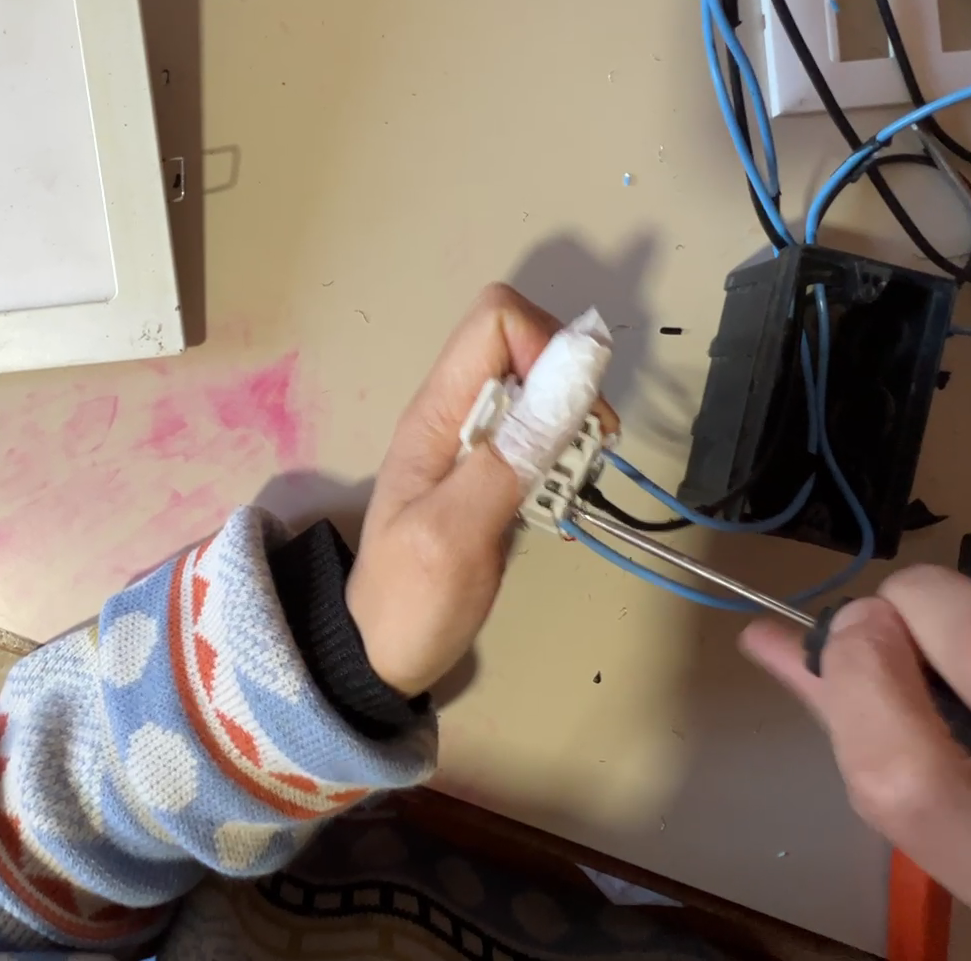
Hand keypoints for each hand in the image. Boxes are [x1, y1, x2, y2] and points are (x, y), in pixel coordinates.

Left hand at [345, 284, 614, 696]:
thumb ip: (504, 461)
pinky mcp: (491, 471)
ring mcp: (473, 442)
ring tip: (574, 476)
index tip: (571, 409)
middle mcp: (454, 414)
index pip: (492, 321)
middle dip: (569, 382)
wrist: (384, 648)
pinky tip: (563, 492)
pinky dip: (564, 450)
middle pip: (522, 343)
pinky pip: (539, 432)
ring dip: (572, 420)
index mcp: (434, 413)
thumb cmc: (409, 598)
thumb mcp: (452, 534)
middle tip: (586, 448)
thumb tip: (565, 386)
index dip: (543, 343)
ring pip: (537, 388)